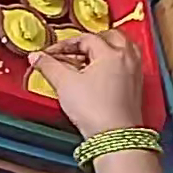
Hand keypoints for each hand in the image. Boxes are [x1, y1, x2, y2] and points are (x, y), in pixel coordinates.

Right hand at [31, 30, 148, 136]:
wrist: (113, 135)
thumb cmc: (95, 110)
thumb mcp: (64, 83)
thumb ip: (49, 66)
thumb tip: (37, 57)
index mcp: (111, 53)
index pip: (85, 39)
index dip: (65, 44)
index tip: (51, 53)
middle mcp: (127, 59)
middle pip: (110, 37)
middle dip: (90, 40)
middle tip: (73, 49)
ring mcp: (134, 72)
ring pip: (124, 48)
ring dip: (106, 48)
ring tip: (90, 56)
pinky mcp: (136, 87)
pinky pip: (127, 64)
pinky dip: (114, 62)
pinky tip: (101, 72)